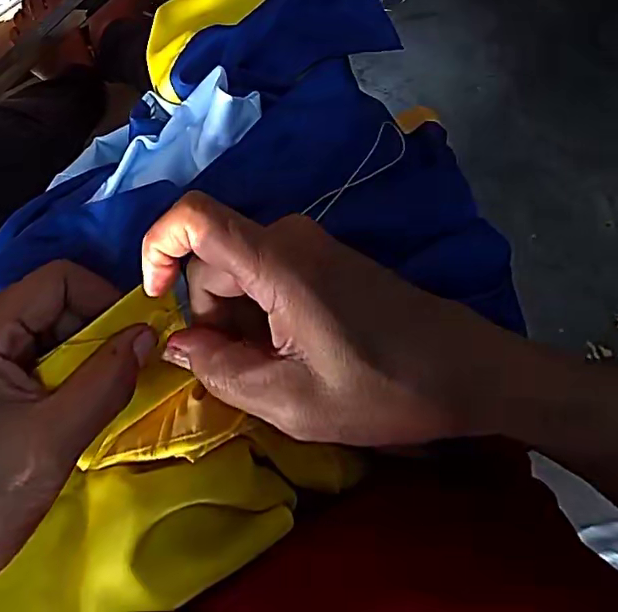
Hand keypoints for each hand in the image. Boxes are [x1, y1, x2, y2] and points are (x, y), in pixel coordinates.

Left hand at [0, 261, 155, 611]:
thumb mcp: (55, 439)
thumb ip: (109, 378)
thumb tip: (148, 334)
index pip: (61, 279)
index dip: (105, 297)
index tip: (133, 334)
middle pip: (57, 302)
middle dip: (97, 330)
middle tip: (120, 370)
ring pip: (52, 331)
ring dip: (85, 356)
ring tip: (97, 396)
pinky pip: (38, 359)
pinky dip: (68, 375)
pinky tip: (74, 409)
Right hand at [139, 191, 525, 446]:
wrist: (463, 365)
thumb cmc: (383, 386)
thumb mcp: (291, 401)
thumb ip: (221, 369)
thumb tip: (176, 343)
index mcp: (277, 260)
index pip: (194, 216)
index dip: (156, 247)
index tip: (154, 302)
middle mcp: (290, 236)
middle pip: (213, 258)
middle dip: (207, 315)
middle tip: (246, 371)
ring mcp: (311, 245)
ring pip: (238, 271)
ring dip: (237, 321)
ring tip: (279, 369)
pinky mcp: (325, 259)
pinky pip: (267, 275)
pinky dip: (261, 314)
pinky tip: (296, 353)